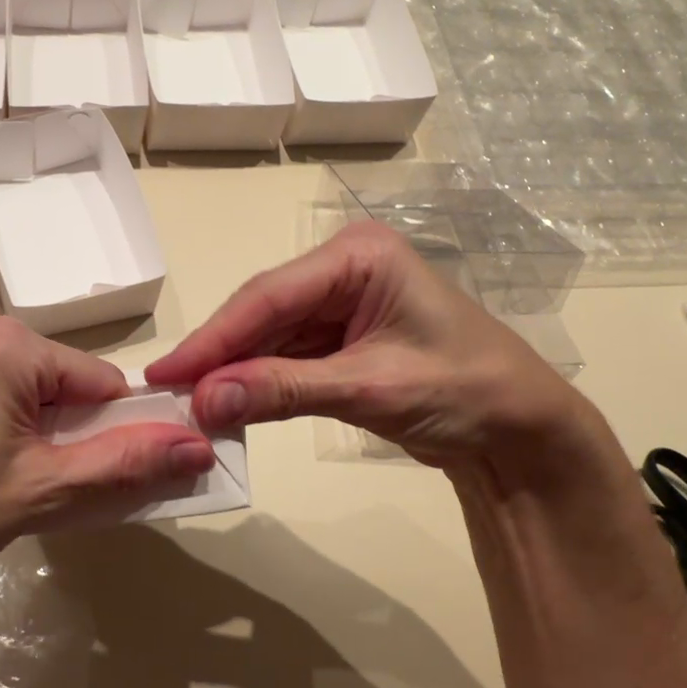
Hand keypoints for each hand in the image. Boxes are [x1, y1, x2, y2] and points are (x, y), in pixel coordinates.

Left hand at [0, 314, 215, 621]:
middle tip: (56, 492)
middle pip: (69, 383)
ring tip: (21, 489)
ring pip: (36, 391)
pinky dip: (16, 430)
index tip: (111, 480)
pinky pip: (2, 393)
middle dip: (79, 436)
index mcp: (8, 344)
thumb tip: (201, 446)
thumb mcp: (42, 491)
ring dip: (48, 438)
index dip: (119, 432)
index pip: (103, 381)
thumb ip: (124, 464)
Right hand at [146, 221, 596, 474]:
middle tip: (169, 393)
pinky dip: (257, 384)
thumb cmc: (463, 392)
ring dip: (232, 372)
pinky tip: (226, 404)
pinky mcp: (336, 338)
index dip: (213, 337)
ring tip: (188, 404)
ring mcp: (338, 304)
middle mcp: (342, 270)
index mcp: (358, 256)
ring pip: (266, 336)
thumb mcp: (369, 388)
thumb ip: (283, 389)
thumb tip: (204, 401)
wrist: (521, 432)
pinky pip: (283, 357)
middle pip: (261, 313)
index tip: (166, 373)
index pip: (269, 295)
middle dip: (218, 355)